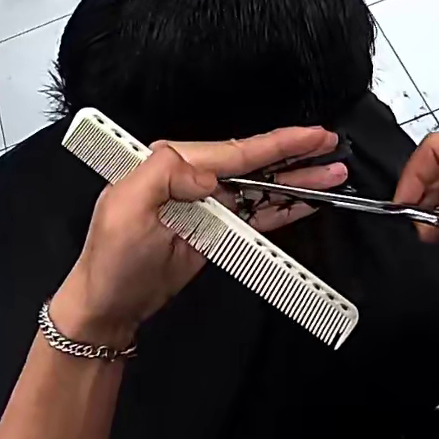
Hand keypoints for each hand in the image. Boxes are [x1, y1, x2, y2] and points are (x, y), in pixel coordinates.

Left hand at [51, 127, 344, 347]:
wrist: (109, 303)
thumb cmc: (110, 258)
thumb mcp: (125, 209)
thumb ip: (162, 175)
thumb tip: (207, 174)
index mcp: (168, 166)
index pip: (230, 151)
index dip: (273, 144)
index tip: (308, 135)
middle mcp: (189, 180)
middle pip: (249, 163)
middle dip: (291, 154)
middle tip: (329, 146)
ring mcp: (203, 207)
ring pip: (256, 188)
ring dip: (293, 182)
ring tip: (330, 174)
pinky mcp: (212, 232)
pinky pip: (252, 217)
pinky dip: (279, 210)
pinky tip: (304, 202)